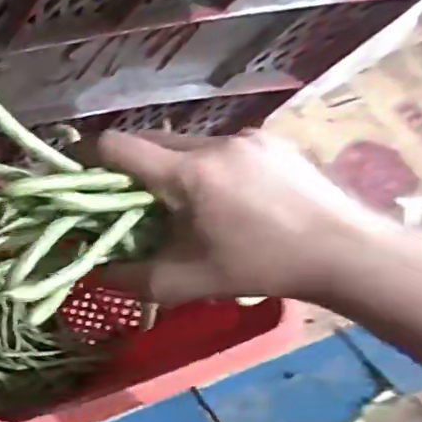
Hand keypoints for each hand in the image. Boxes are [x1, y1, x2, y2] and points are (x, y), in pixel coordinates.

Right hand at [95, 129, 393, 303]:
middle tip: (120, 198)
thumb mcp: (183, 282)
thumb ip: (128, 277)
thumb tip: (94, 270)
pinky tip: (218, 197)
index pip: (118, 146)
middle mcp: (213, 144)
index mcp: (187, 175)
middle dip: (126, 166)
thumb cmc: (260, 267)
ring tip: (174, 202)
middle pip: (149, 141)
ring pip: (183, 144)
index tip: (73, 172)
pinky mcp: (270, 141)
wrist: (348, 251)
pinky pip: (216, 148)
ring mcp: (246, 138)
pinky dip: (200, 167)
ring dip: (165, 167)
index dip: (87, 156)